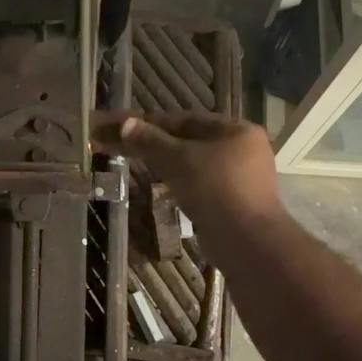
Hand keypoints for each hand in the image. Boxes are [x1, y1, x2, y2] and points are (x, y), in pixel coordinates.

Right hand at [92, 111, 285, 238]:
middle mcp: (240, 149)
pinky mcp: (229, 202)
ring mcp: (236, 178)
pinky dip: (174, 179)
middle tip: (114, 141)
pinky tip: (155, 181)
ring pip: (190, 162)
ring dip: (159, 160)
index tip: (118, 123)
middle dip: (149, 141)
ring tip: (127, 156)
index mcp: (235, 130)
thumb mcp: (179, 159)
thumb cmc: (216, 189)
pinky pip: (196, 183)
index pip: (183, 119)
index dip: (147, 122)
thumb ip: (151, 140)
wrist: (247, 241)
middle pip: (185, 140)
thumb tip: (125, 124)